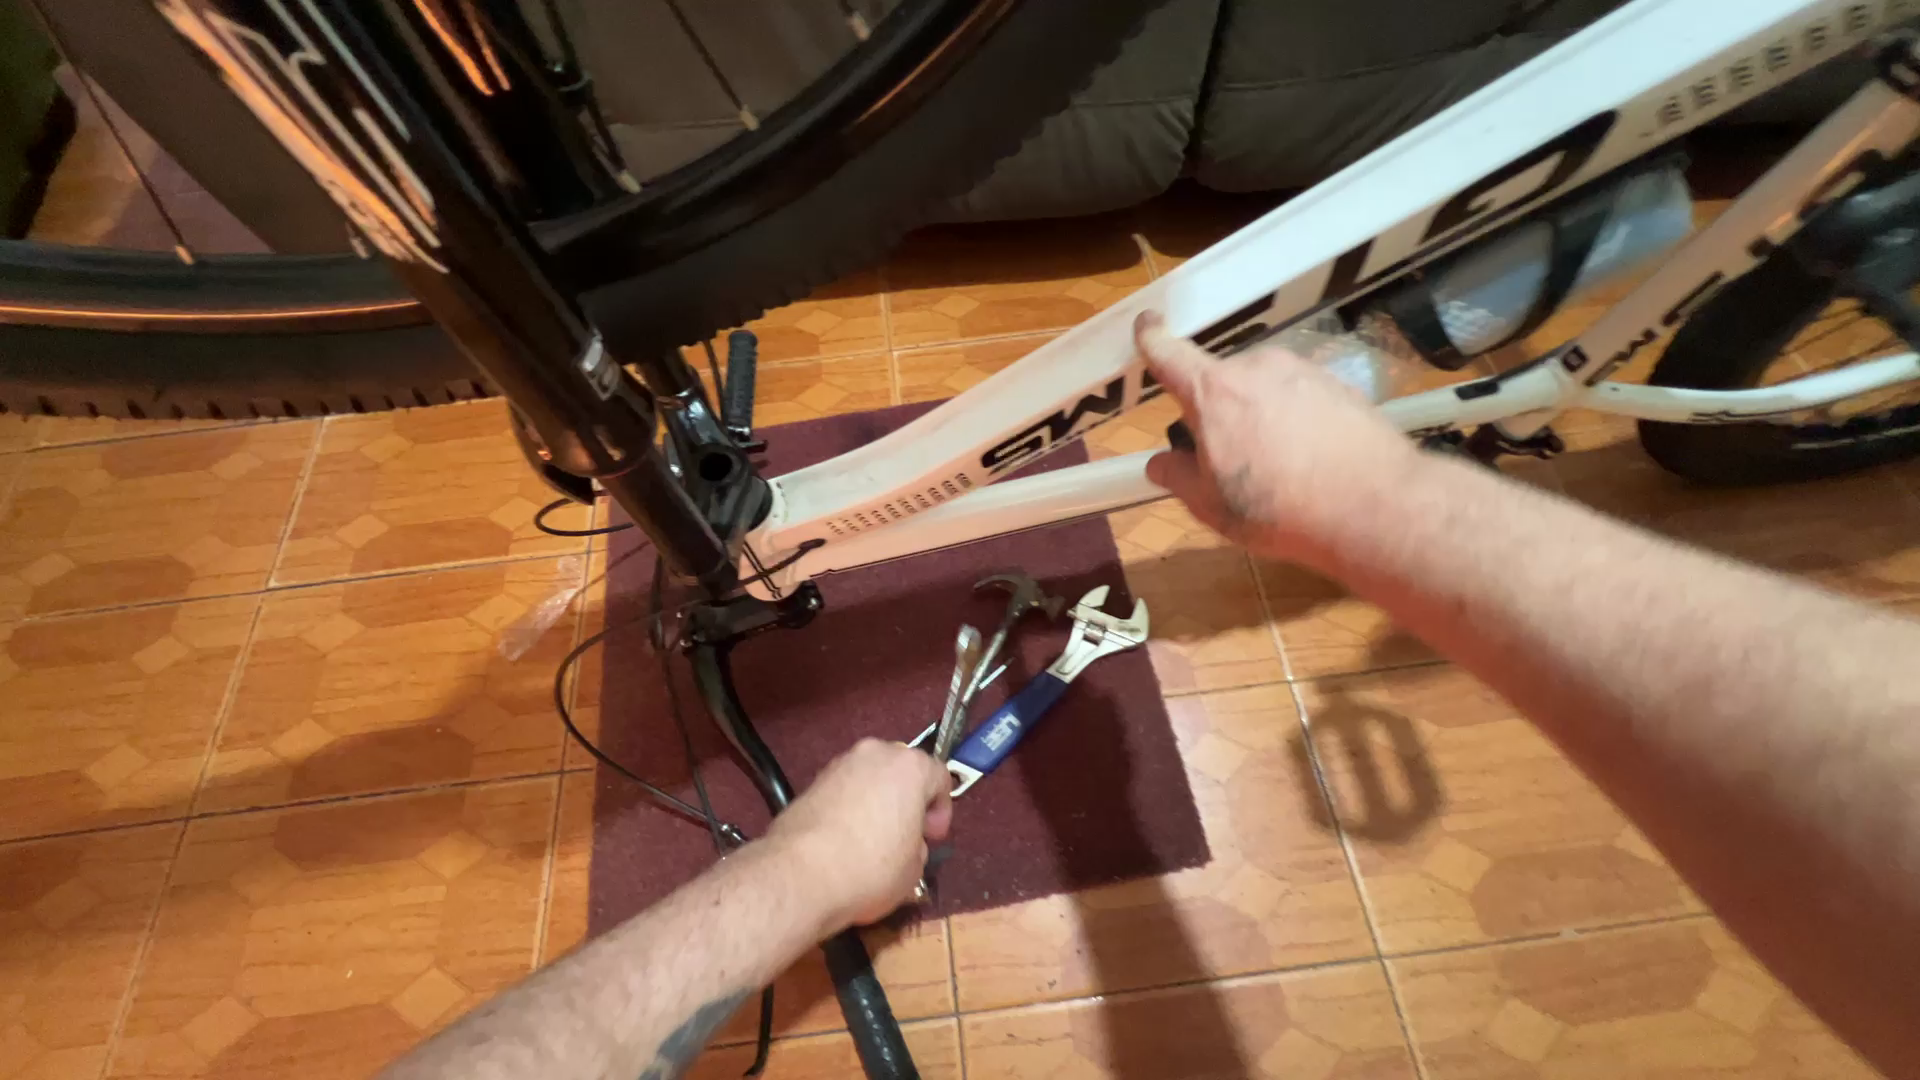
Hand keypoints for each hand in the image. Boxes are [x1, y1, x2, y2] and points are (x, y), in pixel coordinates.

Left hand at [765, 738, 953, 931]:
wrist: (801, 872)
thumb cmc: (871, 867)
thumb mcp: (915, 867)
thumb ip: (918, 845)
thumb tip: (906, 842)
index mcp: (911, 766)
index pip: (940, 776)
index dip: (941, 810)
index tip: (932, 837)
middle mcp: (877, 753)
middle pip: (903, 771)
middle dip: (907, 799)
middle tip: (906, 834)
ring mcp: (842, 762)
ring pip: (871, 777)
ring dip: (877, 800)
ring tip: (872, 839)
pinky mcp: (814, 779)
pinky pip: (844, 788)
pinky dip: (850, 806)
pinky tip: (845, 839)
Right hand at [1136, 310, 1418, 565]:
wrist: (1372, 505)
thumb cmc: (1274, 507)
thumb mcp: (1209, 504)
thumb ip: (1176, 476)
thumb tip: (1161, 463)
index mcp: (1212, 392)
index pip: (1169, 354)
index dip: (1151, 338)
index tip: (1146, 325)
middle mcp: (1256, 367)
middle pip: (1219, 381)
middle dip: (1215, 411)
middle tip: (1226, 458)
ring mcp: (1301, 371)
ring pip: (1261, 389)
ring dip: (1256, 415)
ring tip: (1275, 466)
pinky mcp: (1338, 384)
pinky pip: (1298, 396)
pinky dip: (1293, 420)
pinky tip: (1309, 459)